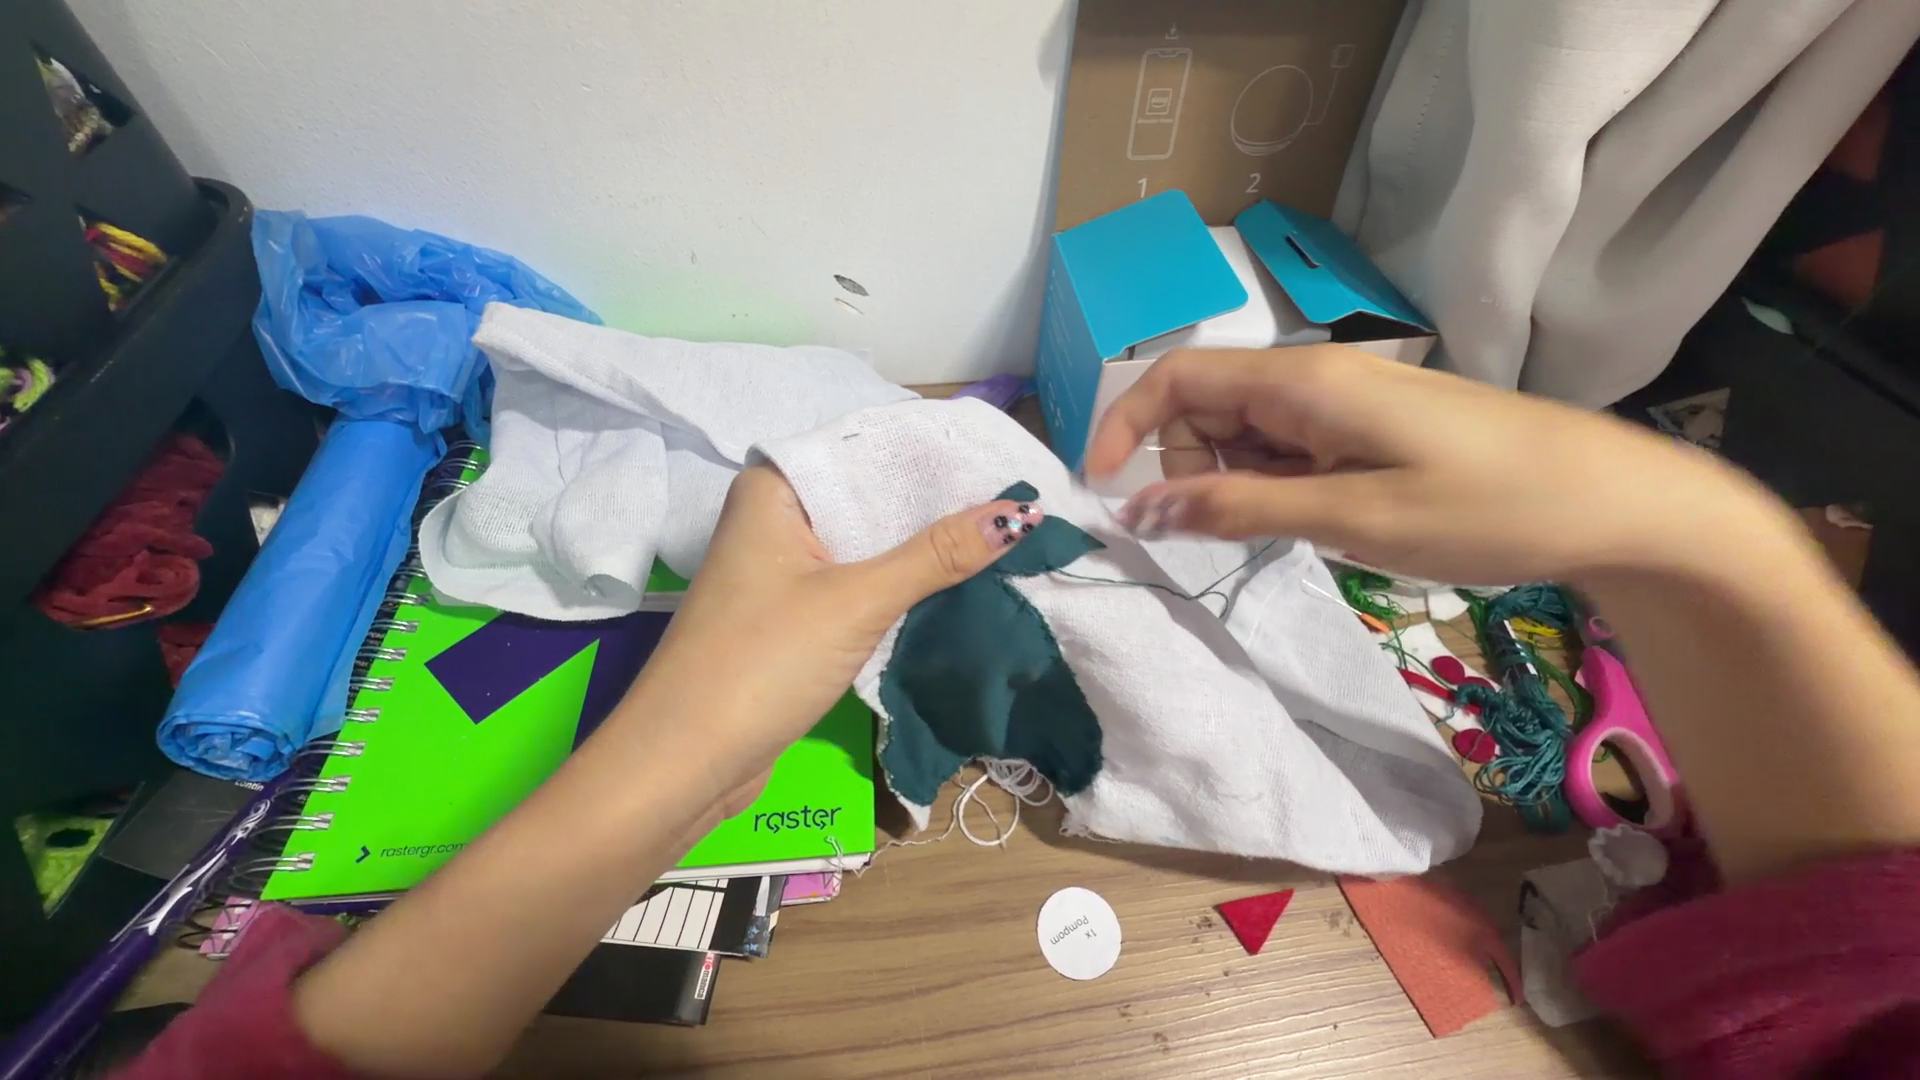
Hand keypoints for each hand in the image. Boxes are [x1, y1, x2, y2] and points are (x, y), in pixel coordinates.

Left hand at [620, 464, 1041, 795]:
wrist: (684, 764)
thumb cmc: (761, 663)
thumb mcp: (856, 601)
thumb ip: (937, 554)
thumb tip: (1022, 512)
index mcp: (776, 487)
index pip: (867, 444)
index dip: (936, 449)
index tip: (1004, 453)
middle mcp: (777, 515)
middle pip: (872, 493)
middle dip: (940, 500)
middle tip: (1019, 494)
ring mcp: (784, 566)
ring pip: (870, 539)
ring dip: (926, 543)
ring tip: (1006, 530)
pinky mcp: (796, 610)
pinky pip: (861, 578)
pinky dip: (904, 579)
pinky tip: (958, 577)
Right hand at [1087, 345, 1797, 585]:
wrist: (1615, 505)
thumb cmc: (1487, 507)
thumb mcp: (1352, 517)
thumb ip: (1238, 508)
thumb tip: (1140, 510)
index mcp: (1301, 382)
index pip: (1174, 378)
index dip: (1121, 423)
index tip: (1101, 489)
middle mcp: (1308, 381)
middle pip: (1197, 408)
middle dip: (1181, 466)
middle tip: (1227, 525)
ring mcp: (1333, 405)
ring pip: (1234, 434)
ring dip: (1226, 482)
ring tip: (1290, 524)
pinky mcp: (1355, 431)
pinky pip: (1277, 451)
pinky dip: (1265, 486)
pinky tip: (1314, 514)